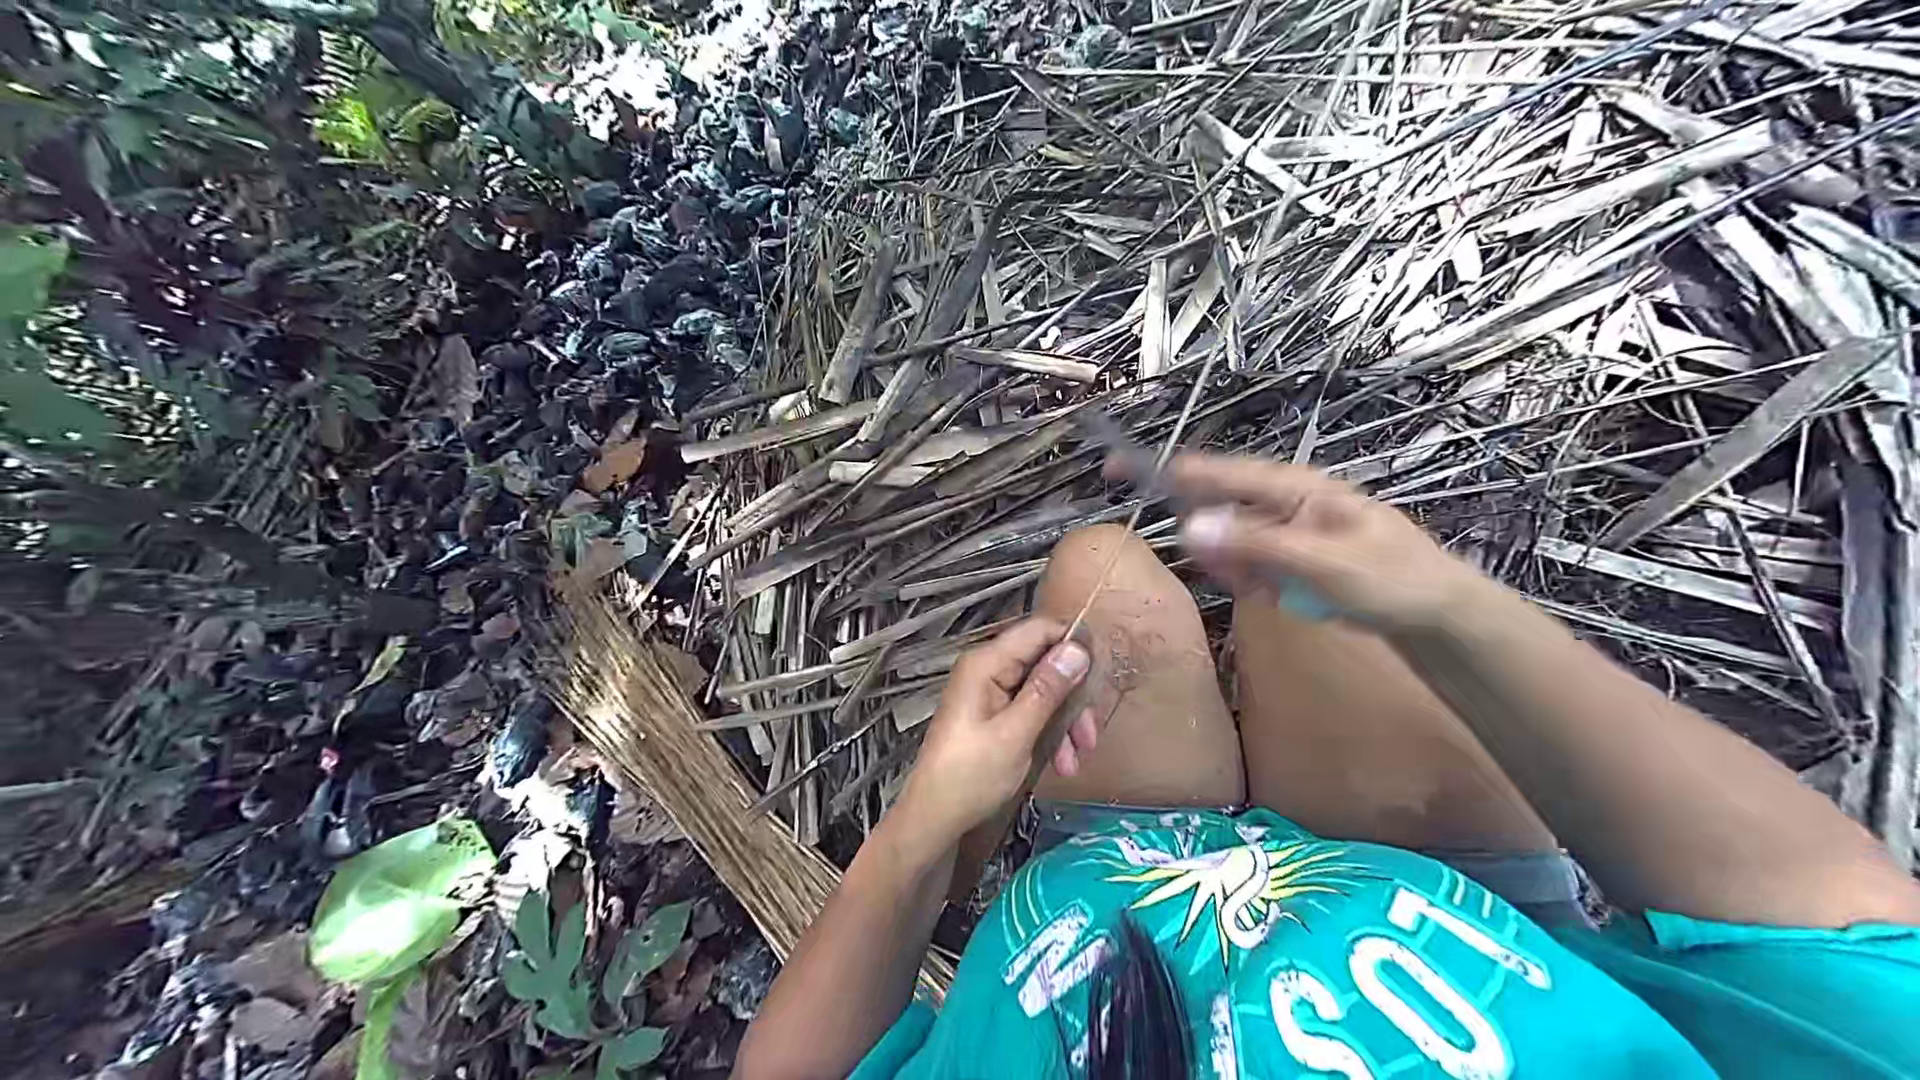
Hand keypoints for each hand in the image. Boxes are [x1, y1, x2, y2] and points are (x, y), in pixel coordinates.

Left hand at [897, 617, 1098, 844]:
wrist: (935, 816)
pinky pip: (1032, 709)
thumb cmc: (970, 775)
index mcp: (986, 663)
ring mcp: (990, 691)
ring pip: (1044, 690)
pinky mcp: (994, 712)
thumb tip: (1078, 649)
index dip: (1073, 643)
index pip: (1039, 630)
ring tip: (1075, 760)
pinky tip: (1061, 763)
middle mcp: (988, 669)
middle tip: (1090, 734)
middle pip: (1046, 662)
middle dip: (1074, 696)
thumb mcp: (1015, 733)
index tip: (1101, 673)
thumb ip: (1047, 689)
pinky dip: (1050, 732)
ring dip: (1066, 722)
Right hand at [1154, 453, 1490, 631]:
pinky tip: (1285, 595)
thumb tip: (1188, 527)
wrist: (1438, 614)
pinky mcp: (1288, 553)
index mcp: (1293, 487)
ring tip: (1278, 591)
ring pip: (1231, 544)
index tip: (1118, 470)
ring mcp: (1285, 528)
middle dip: (1220, 549)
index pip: (1217, 472)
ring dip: (1241, 571)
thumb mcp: (1321, 563)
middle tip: (1247, 580)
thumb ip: (1253, 544)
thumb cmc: (1391, 579)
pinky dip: (1255, 582)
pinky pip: (1249, 564)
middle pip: (1218, 512)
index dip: (1167, 470)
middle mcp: (1283, 500)